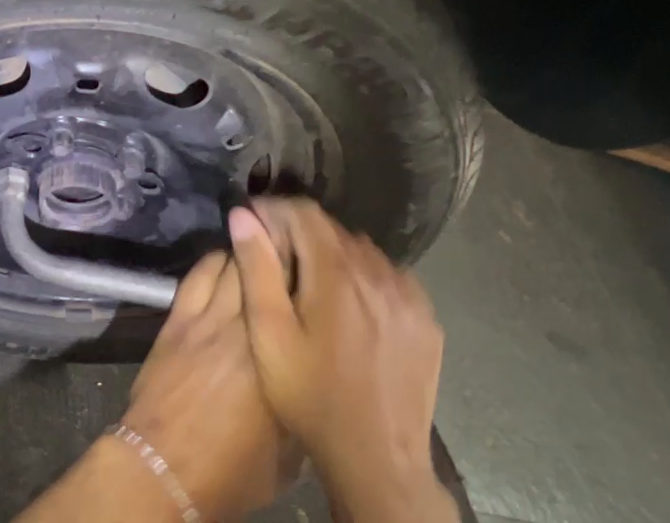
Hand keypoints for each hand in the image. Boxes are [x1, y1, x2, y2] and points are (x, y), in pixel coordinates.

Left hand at [120, 250, 298, 518]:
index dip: (315, 278)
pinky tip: (225, 256)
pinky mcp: (179, 320)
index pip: (304, 304)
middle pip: (269, 273)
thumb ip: (301, 403)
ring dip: (250, 249)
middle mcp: (250, 331)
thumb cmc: (234, 470)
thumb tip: (309, 375)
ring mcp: (210, 321)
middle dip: (284, 250)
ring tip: (263, 238)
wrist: (165, 467)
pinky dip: (215, 260)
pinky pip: (199, 275)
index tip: (325, 263)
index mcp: (285, 363)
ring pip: (234, 266)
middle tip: (297, 237)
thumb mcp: (291, 450)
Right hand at [227, 200, 451, 519]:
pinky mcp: (426, 320)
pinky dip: (365, 280)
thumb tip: (243, 216)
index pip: (304, 212)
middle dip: (300, 234)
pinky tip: (351, 311)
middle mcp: (379, 273)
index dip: (273, 210)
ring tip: (311, 287)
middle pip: (334, 230)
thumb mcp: (269, 332)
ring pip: (364, 253)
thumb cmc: (310, 395)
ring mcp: (409, 297)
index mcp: (337, 272)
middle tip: (276, 261)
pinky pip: (390, 279)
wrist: (376, 459)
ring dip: (333, 256)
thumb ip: (256, 268)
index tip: (252, 225)